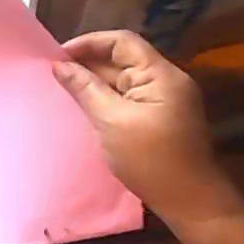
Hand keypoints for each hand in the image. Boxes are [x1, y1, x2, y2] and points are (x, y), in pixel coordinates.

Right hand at [53, 30, 243, 224]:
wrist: (190, 201)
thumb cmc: (151, 160)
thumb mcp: (111, 121)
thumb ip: (85, 88)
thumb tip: (59, 65)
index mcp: (161, 75)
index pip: (122, 42)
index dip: (88, 42)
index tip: (57, 56)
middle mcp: (165, 80)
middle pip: (122, 58)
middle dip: (87, 61)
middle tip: (53, 72)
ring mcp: (163, 98)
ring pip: (122, 77)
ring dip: (93, 78)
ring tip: (62, 85)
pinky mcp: (158, 114)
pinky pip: (126, 94)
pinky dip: (103, 94)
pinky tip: (83, 103)